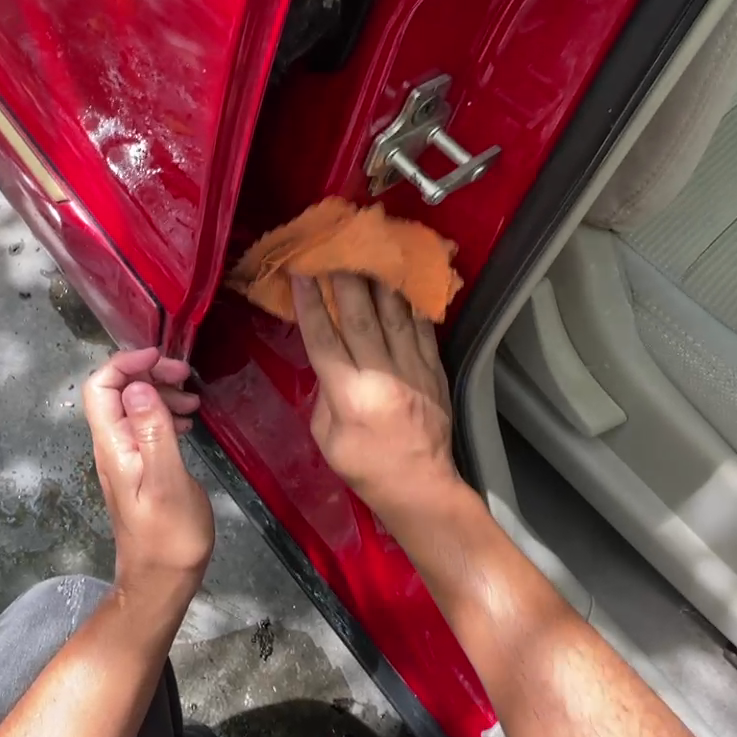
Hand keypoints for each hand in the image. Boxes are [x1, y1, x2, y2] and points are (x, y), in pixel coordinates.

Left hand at [82, 348, 213, 609]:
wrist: (162, 581)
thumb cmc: (169, 536)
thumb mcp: (167, 482)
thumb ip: (152, 431)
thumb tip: (136, 386)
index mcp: (113, 445)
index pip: (100, 387)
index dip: (125, 363)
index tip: (161, 358)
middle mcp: (112, 446)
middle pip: (116, 391)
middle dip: (148, 373)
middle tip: (186, 378)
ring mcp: (125, 457)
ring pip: (132, 406)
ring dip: (160, 393)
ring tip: (194, 401)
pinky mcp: (139, 467)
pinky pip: (145, 426)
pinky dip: (165, 414)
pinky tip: (187, 423)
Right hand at [292, 273, 458, 517]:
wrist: (421, 487)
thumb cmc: (365, 467)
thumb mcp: (326, 437)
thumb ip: (324, 393)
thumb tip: (328, 360)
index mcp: (348, 395)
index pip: (323, 339)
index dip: (310, 304)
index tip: (302, 274)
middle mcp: (380, 375)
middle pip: (359, 317)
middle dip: (344, 279)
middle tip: (335, 249)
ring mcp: (412, 371)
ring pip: (394, 315)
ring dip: (379, 281)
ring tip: (370, 253)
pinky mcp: (434, 371)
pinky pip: (422, 329)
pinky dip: (412, 303)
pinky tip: (405, 281)